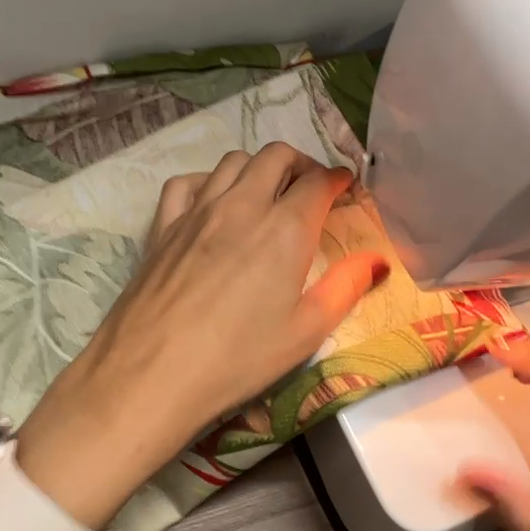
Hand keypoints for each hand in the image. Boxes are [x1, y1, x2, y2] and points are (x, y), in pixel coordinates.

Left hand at [16, 142, 388, 528]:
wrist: (151, 374)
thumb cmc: (238, 360)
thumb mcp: (306, 332)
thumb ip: (346, 287)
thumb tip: (378, 260)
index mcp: (285, 228)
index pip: (319, 182)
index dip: (337, 180)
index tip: (345, 188)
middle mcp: (243, 205)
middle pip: (276, 157)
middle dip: (301, 164)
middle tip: (311, 189)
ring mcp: (197, 211)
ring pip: (233, 161)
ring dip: (258, 167)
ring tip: (267, 193)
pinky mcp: (163, 226)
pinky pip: (187, 182)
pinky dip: (208, 181)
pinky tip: (212, 202)